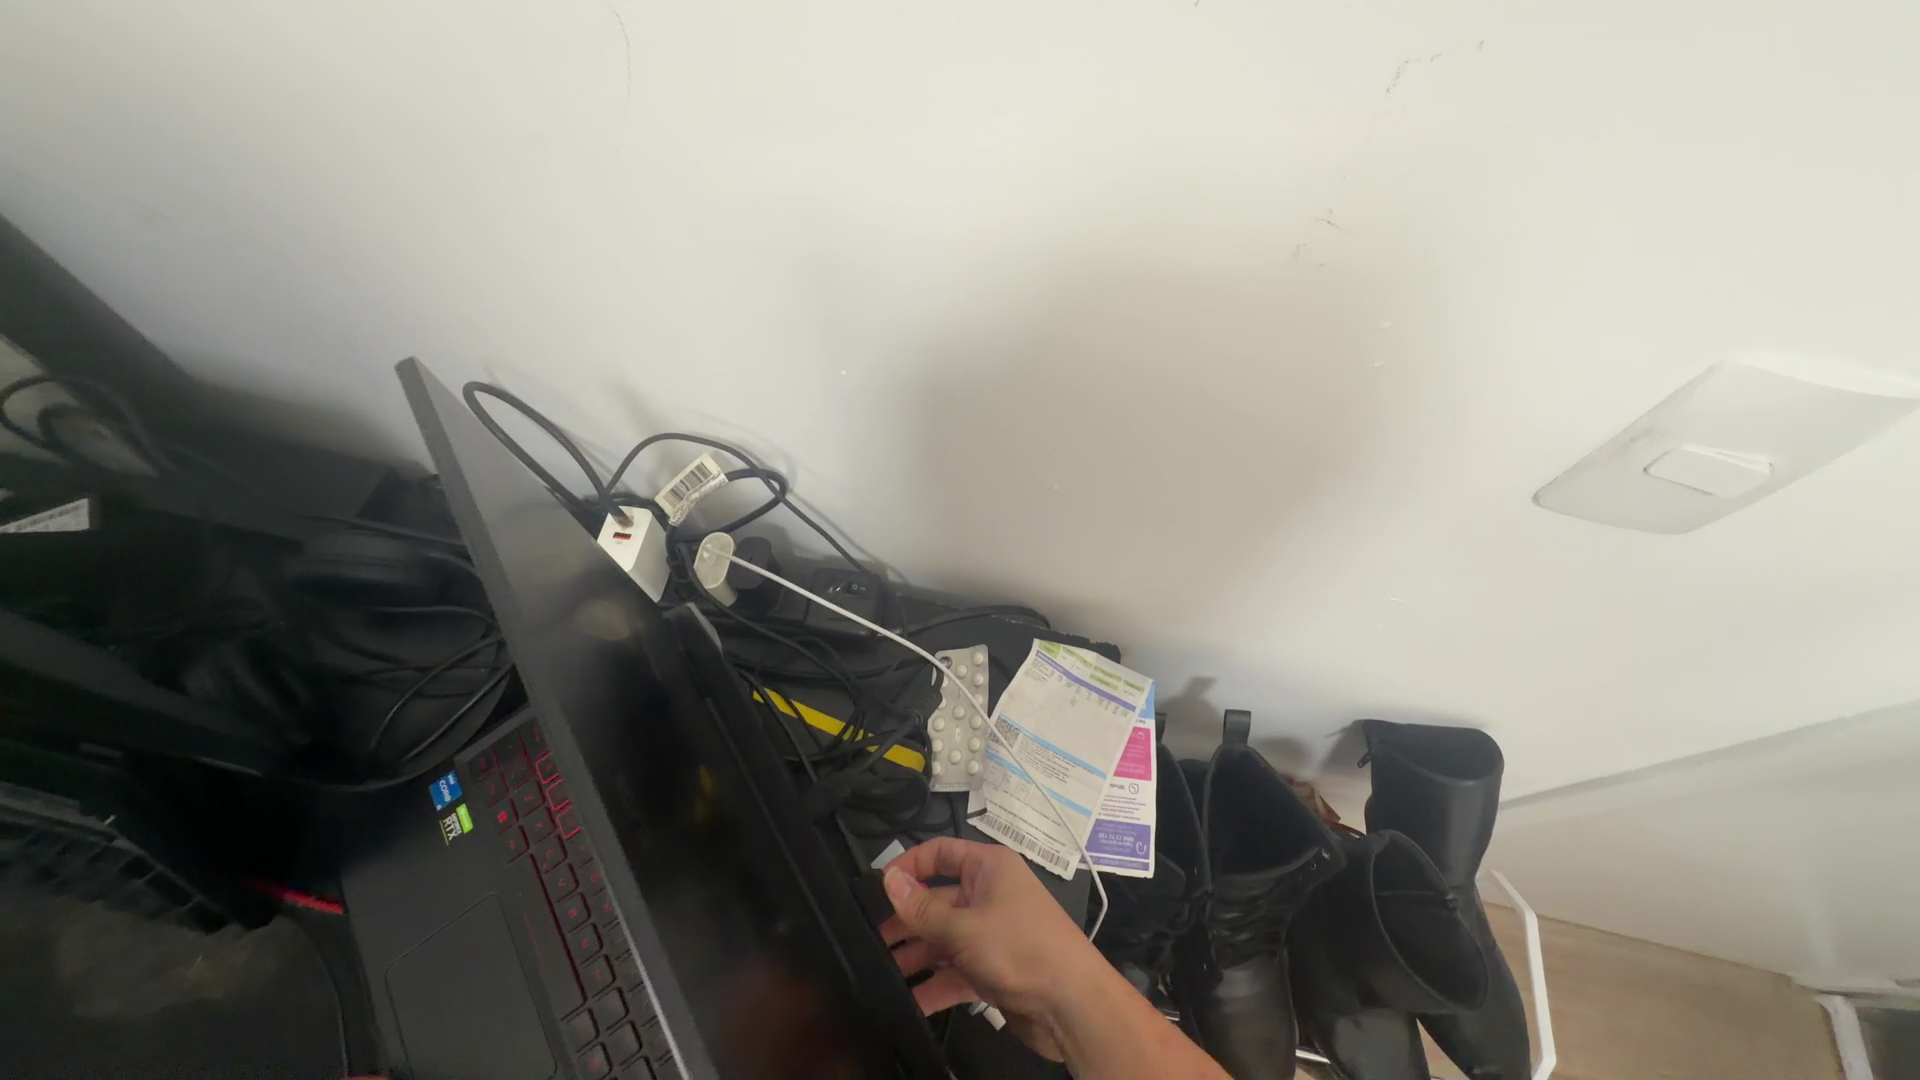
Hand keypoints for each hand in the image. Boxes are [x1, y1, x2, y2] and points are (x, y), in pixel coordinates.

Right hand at [880, 837, 1109, 1059]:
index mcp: (989, 868)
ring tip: (883, 973)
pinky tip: (909, 1001)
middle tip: (873, 941)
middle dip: (907, 920)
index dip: (910, 865)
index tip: (880, 886)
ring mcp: (991, 933)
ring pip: (944, 938)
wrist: (1072, 1004)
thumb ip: (922, 909)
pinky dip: (934, 985)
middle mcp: (989, 895)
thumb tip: (888, 879)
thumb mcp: (964, 927)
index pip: (941, 853)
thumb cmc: (1020, 947)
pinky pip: (956, 971)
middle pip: (938, 900)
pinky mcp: (994, 969)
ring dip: (916, 956)